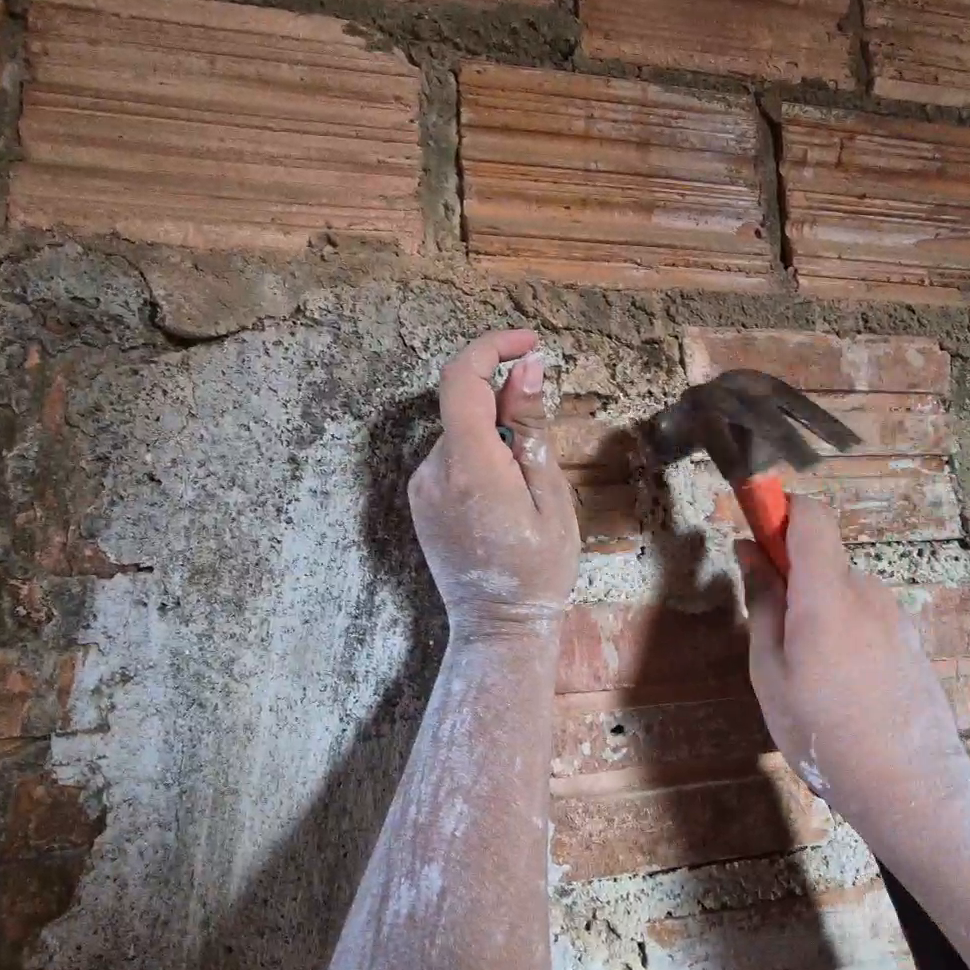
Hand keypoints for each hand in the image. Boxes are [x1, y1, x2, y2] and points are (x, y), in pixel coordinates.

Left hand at [409, 330, 580, 638]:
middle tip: (539, 452)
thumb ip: (530, 427)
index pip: (461, 379)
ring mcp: (421, 487)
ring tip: (522, 491)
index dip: (493, 348)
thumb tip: (526, 367)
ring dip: (493, 437)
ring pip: (460, 432)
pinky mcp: (420, 500)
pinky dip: (479, 456)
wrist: (498, 626)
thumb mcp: (549, 493)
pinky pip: (451, 457)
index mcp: (469, 466)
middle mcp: (433, 470)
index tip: (530, 343)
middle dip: (505, 407)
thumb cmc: (539, 566)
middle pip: (464, 406)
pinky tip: (501, 500)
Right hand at [737, 497, 969, 821]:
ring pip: (843, 589)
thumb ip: (762, 602)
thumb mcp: (770, 671)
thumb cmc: (822, 730)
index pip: (811, 515)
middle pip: (823, 557)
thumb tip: (749, 551)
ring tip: (811, 673)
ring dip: (818, 608)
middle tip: (775, 634)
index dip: (781, 511)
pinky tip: (844, 685)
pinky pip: (866, 614)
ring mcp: (895, 615)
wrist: (911, 787)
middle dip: (792, 577)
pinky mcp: (911, 639)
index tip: (757, 536)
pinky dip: (845, 629)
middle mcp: (866, 592)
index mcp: (827, 593)